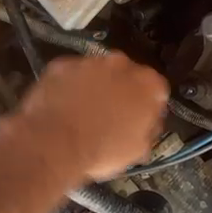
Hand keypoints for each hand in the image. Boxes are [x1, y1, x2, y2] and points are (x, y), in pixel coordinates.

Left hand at [7, 53, 168, 180]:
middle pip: (128, 75)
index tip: (140, 119)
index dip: (149, 105)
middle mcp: (122, 64)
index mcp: (148, 84)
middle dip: (122, 91)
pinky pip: (71, 74)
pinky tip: (63, 107)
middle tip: (111, 115)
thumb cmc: (101, 151)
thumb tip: (148, 124)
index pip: (158, 90)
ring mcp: (89, 61)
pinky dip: (69, 86)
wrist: (53, 145)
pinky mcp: (61, 65)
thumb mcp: (137, 149)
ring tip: (83, 113)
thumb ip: (149, 129)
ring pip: (98, 72)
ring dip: (95, 87)